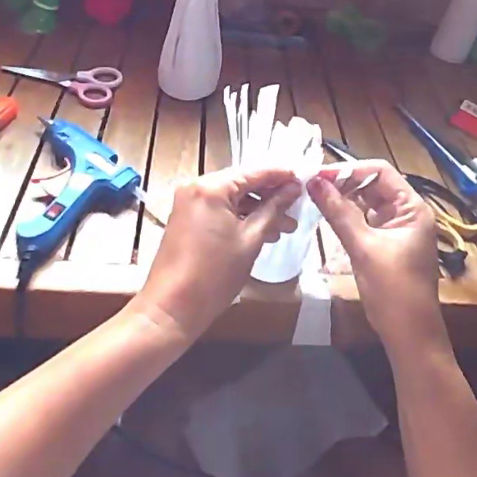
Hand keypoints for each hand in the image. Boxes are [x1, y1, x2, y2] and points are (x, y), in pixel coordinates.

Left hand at [129, 167, 301, 341]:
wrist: (173, 305)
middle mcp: (195, 186)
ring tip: (285, 226)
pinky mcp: (186, 217)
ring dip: (257, 209)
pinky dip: (239, 216)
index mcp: (210, 187)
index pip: (252, 171)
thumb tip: (293, 188)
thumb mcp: (251, 240)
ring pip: (230, 197)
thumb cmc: (214, 273)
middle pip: (240, 182)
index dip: (280, 175)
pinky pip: (218, 208)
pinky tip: (262, 231)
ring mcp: (188, 201)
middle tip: (298, 207)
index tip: (303, 179)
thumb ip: (273, 209)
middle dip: (270, 195)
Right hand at [306, 161, 447, 346]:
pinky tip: (326, 213)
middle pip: (372, 183)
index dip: (348, 169)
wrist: (410, 336)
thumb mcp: (363, 247)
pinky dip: (345, 213)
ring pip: (366, 200)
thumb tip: (313, 181)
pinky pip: (363, 217)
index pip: (379, 171)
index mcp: (412, 209)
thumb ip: (338, 211)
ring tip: (313, 195)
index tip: (317, 175)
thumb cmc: (393, 291)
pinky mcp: (385, 242)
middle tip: (310, 185)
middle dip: (342, 181)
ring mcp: (396, 228)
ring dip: (341, 196)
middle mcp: (407, 213)